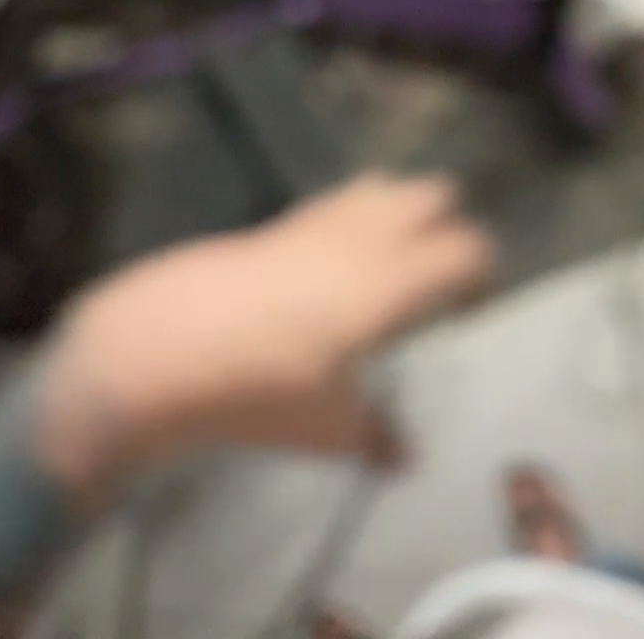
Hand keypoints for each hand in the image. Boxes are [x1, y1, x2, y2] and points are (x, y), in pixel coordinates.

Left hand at [32, 176, 493, 498]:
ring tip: (391, 252)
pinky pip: (337, 200)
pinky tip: (334, 251)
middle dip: (447, 221)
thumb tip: (405, 456)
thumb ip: (375, 438)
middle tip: (438, 268)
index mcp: (391, 282)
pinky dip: (354, 211)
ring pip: (383, 187)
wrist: (161, 344)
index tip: (474, 297)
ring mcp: (321, 221)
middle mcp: (365, 239)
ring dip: (400, 208)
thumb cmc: (259, 387)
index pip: (465, 248)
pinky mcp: (281, 221)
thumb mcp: (324, 427)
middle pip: (431, 196)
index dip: (482, 266)